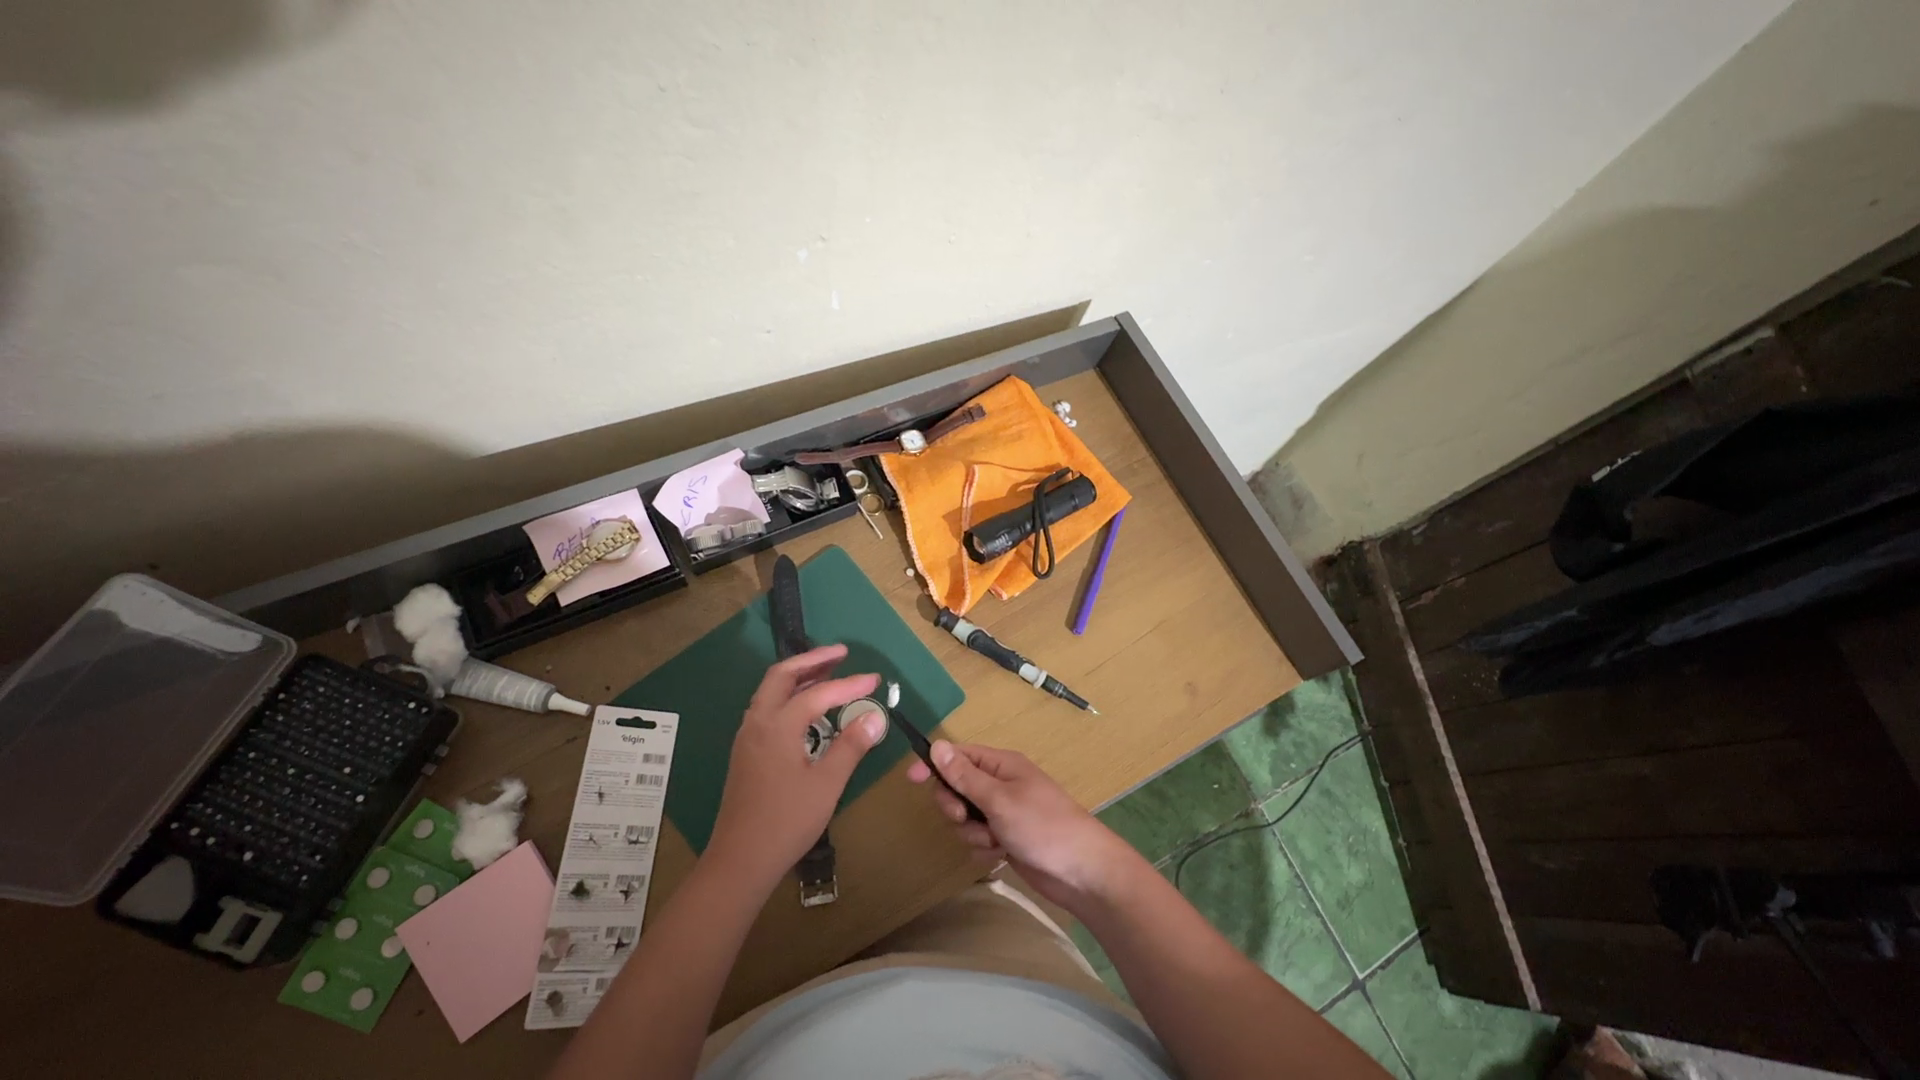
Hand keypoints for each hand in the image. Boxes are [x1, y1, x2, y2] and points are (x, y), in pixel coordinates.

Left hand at [707, 645, 886, 882]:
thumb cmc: (787, 821)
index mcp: (777, 726)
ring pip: (770, 692)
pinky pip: (767, 709)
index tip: (875, 679)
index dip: (848, 684)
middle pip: (781, 676)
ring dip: (798, 677)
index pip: (817, 693)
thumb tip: (875, 715)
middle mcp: (757, 723)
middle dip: (812, 661)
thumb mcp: (827, 784)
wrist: (741, 859)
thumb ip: (851, 745)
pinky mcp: (746, 753)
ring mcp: (747, 738)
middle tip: (841, 654)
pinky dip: (788, 697)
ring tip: (827, 673)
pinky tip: (806, 711)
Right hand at [908, 740, 1142, 912]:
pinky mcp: (1007, 838)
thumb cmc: (1043, 826)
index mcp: (1002, 765)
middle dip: (955, 806)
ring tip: (994, 840)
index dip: (935, 765)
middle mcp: (1001, 784)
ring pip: (965, 817)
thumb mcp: (999, 799)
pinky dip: (984, 847)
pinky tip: (1000, 854)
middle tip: (965, 819)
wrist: (1081, 871)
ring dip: (972, 832)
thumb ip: (965, 776)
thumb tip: (937, 745)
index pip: (959, 755)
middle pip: (957, 787)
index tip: (912, 779)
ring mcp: (1004, 813)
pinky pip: (978, 838)